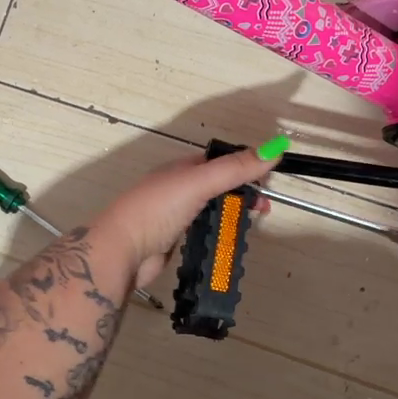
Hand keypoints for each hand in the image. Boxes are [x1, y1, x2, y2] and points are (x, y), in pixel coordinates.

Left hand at [87, 148, 280, 285]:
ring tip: (251, 225)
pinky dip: (219, 233)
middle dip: (243, 194)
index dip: (245, 167)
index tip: (268, 182)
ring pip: (212, 209)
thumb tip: (276, 148)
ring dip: (233, 214)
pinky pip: (203, 231)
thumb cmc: (158, 209)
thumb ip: (235, 168)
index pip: (221, 161)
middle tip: (263, 208)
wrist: (121, 251)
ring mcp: (174, 214)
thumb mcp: (199, 182)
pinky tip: (228, 242)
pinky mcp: (173, 239)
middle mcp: (178, 187)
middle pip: (219, 186)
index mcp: (182, 168)